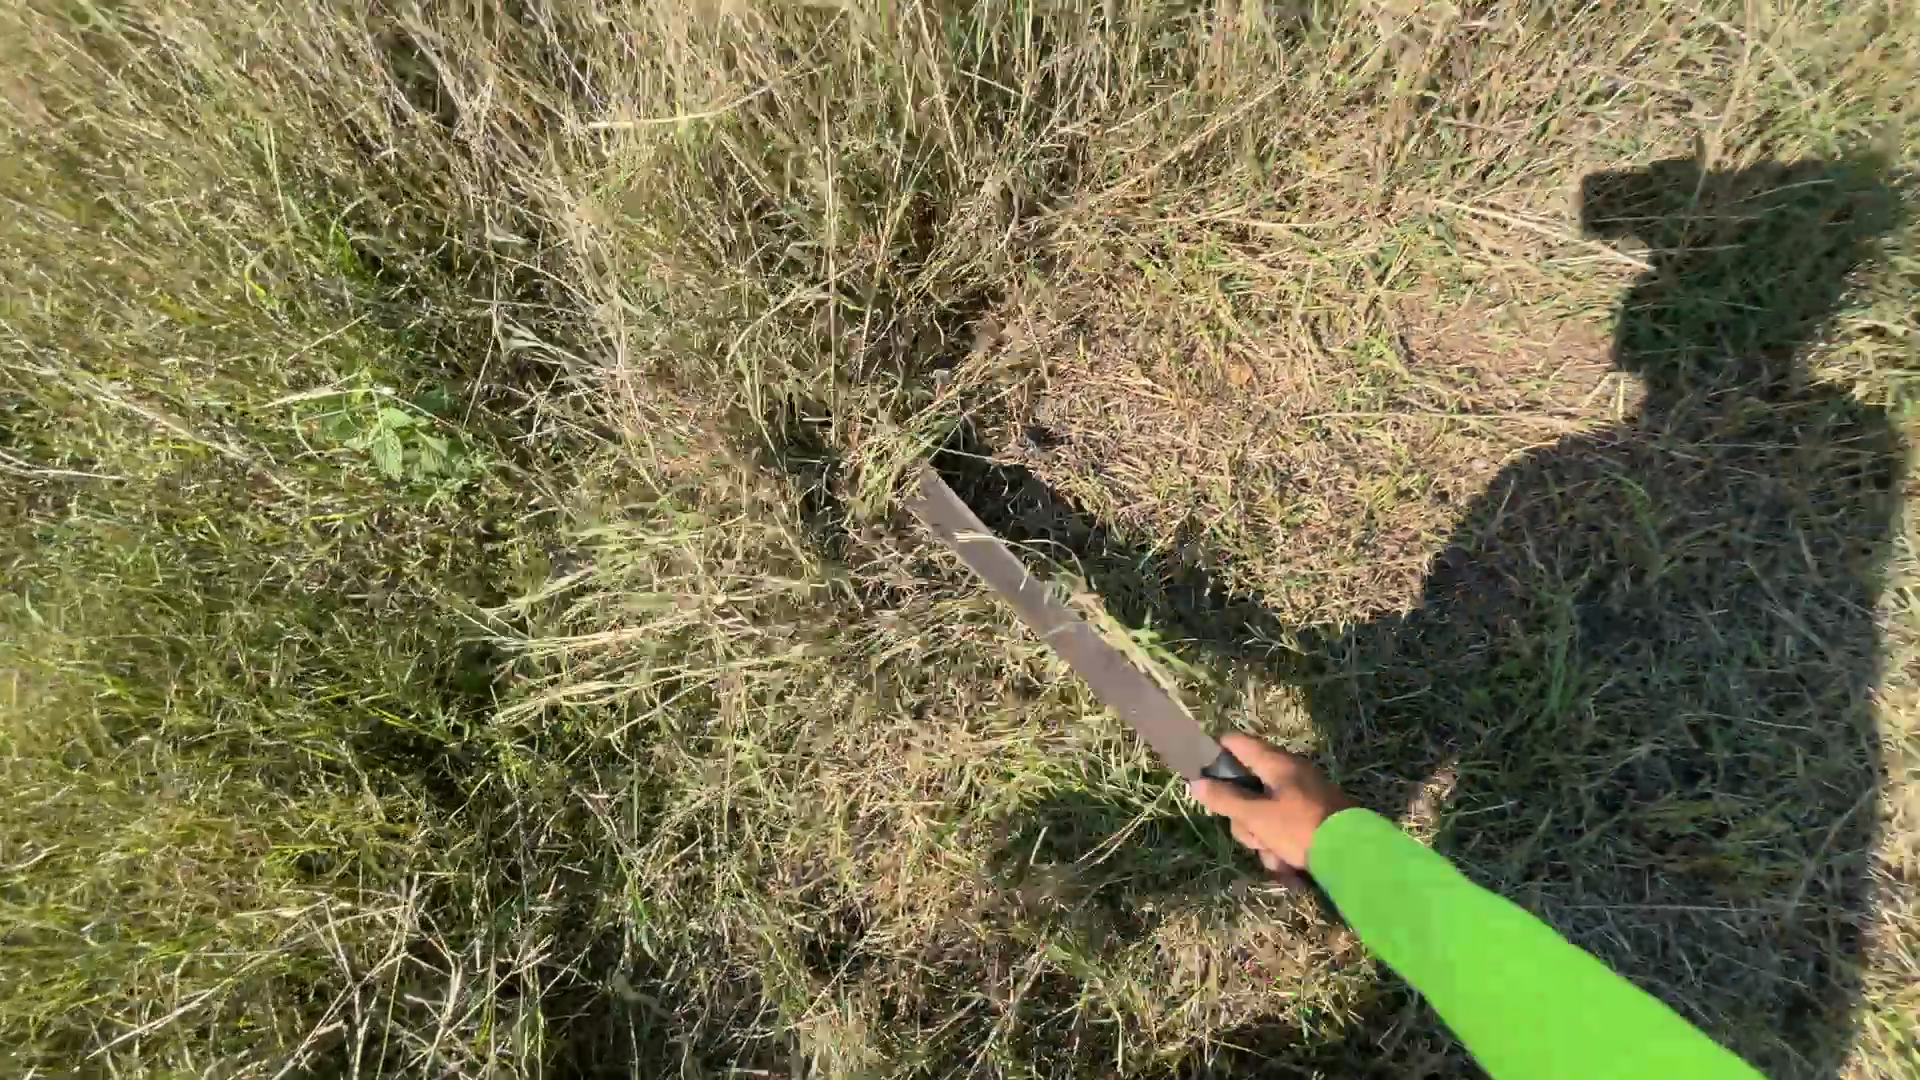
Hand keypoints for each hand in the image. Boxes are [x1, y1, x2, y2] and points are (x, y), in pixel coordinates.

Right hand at [1189, 734, 1352, 873]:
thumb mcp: (1257, 817)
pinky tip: (1286, 863)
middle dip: (1242, 815)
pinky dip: (1279, 843)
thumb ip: (1225, 799)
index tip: (1203, 777)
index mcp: (1275, 763)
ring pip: (1262, 810)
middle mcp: (1288, 772)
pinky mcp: (1313, 816)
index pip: (1235, 742)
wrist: (1358, 859)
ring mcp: (1302, 794)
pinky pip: (1282, 824)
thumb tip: (1195, 782)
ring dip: (1261, 835)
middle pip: (1246, 785)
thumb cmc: (1302, 829)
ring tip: (1273, 856)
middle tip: (1250, 833)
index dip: (1215, 754)